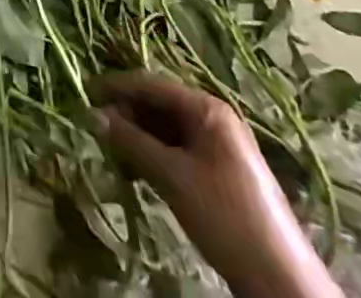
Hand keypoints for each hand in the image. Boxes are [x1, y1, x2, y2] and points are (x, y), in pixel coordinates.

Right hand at [94, 73, 341, 297]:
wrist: (278, 276)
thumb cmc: (223, 214)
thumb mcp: (171, 176)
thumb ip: (130, 142)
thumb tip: (92, 115)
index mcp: (207, 108)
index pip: (151, 84)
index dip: (115, 86)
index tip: (83, 93)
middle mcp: (213, 117)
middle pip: (158, 104)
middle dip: (125, 114)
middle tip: (94, 128)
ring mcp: (218, 143)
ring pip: (165, 128)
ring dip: (136, 136)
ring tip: (110, 152)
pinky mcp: (217, 169)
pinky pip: (176, 149)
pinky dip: (153, 154)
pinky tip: (135, 170)